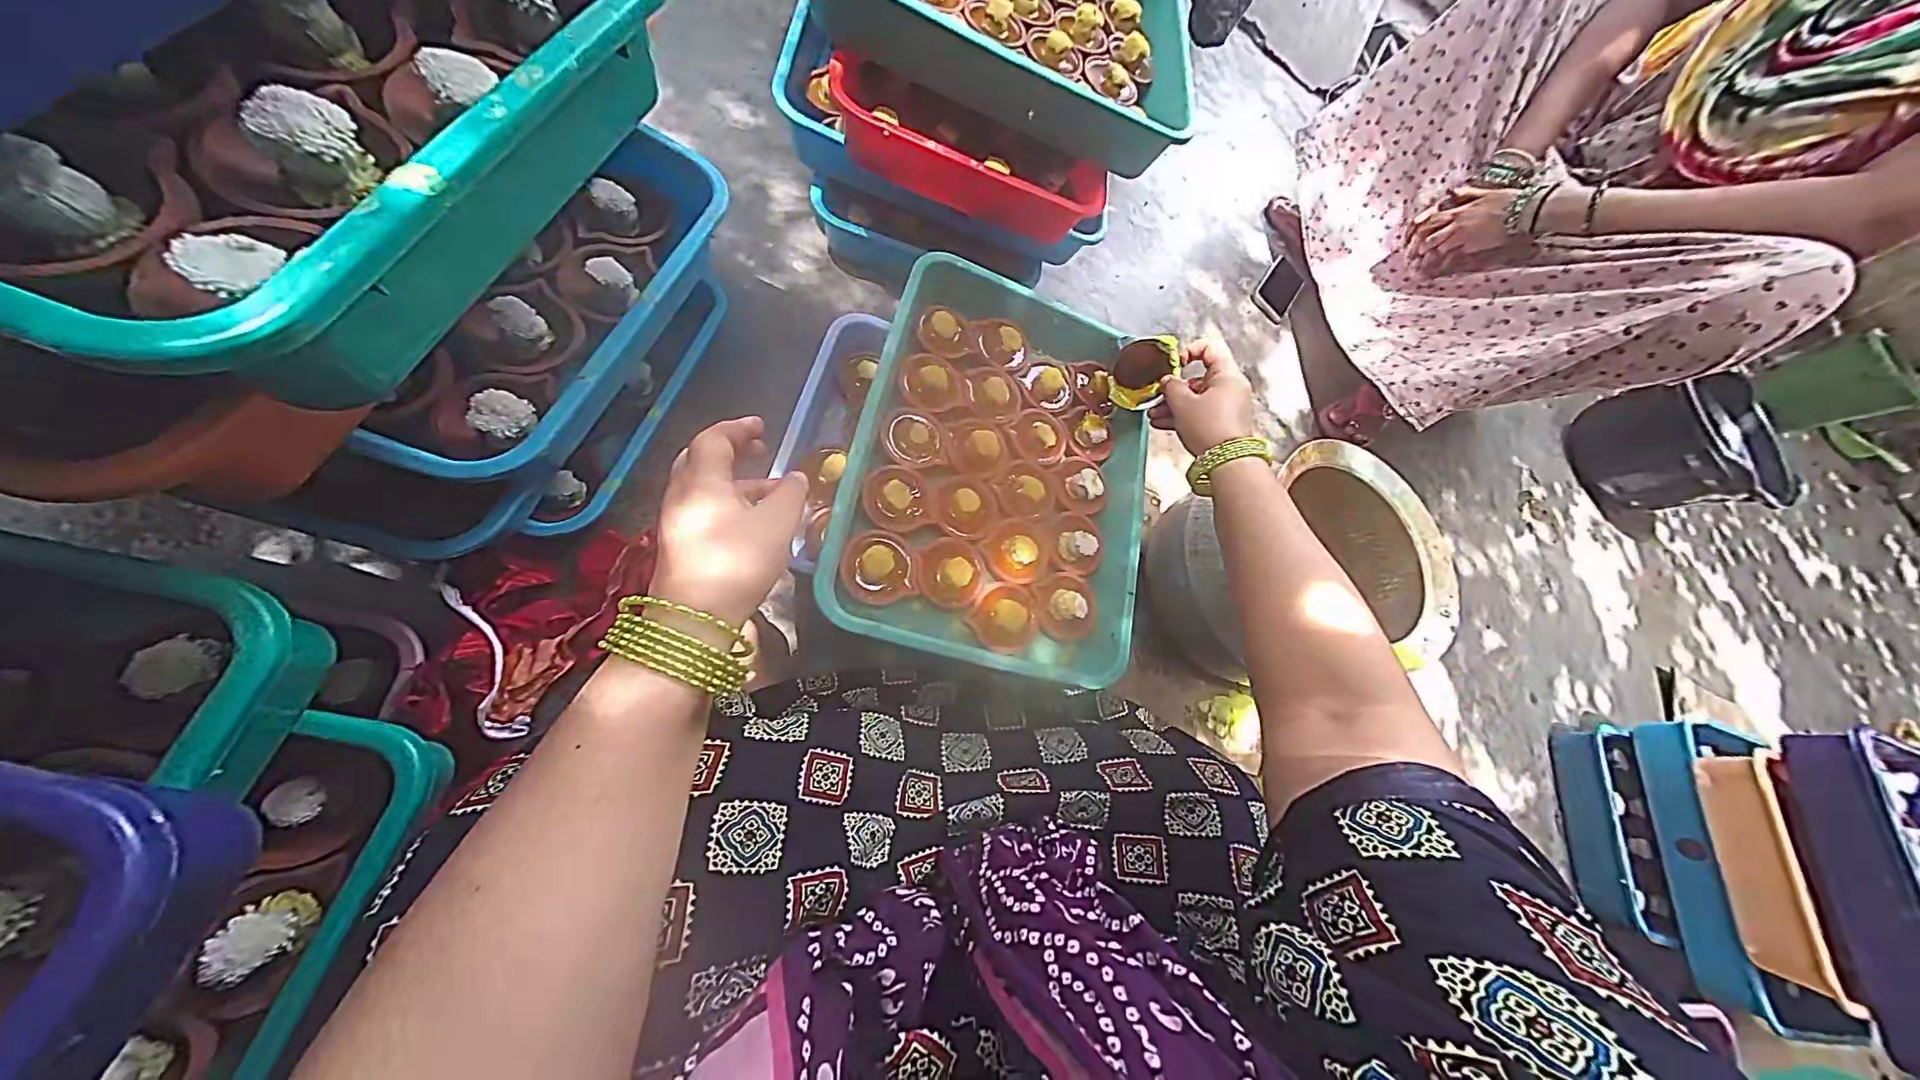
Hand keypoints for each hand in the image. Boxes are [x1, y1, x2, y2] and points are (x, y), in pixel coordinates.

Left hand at [651, 417, 808, 632]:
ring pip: (704, 488)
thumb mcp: (777, 524)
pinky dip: (728, 503)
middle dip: (731, 451)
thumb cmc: (738, 562)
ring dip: (735, 482)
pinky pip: (704, 510)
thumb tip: (795, 478)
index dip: (738, 428)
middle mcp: (682, 495)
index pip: (713, 440)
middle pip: (700, 460)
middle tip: (759, 449)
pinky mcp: (680, 545)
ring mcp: (677, 522)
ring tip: (771, 490)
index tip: (761, 426)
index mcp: (701, 481)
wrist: (696, 618)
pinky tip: (753, 521)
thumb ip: (790, 494)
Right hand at [1150, 338, 1253, 455]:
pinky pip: (1199, 413)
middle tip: (1158, 395)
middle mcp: (1230, 388)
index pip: (1210, 349)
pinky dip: (1182, 416)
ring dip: (1173, 405)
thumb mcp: (1183, 404)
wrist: (1226, 462)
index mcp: (1226, 375)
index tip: (1175, 364)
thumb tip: (1167, 381)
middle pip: (1198, 378)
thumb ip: (1171, 387)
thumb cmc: (1209, 428)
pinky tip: (1162, 422)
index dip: (1189, 352)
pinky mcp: (1221, 423)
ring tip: (1154, 413)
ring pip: (1196, 398)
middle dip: (1174, 388)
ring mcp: (1227, 407)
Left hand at [1406, 185, 1525, 271]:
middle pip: (1427, 234)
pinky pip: (1448, 256)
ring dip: (1424, 257)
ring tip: (1416, 267)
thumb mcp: (1486, 193)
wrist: (1526, 210)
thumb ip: (1467, 194)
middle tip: (1409, 258)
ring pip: (1434, 246)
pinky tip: (1433, 271)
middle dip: (1415, 247)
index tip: (1407, 240)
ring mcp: (1461, 233)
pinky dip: (1438, 264)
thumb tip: (1452, 192)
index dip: (1415, 230)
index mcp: (1459, 208)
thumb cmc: (1510, 200)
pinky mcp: (1469, 244)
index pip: (1429, 219)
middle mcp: (1456, 221)